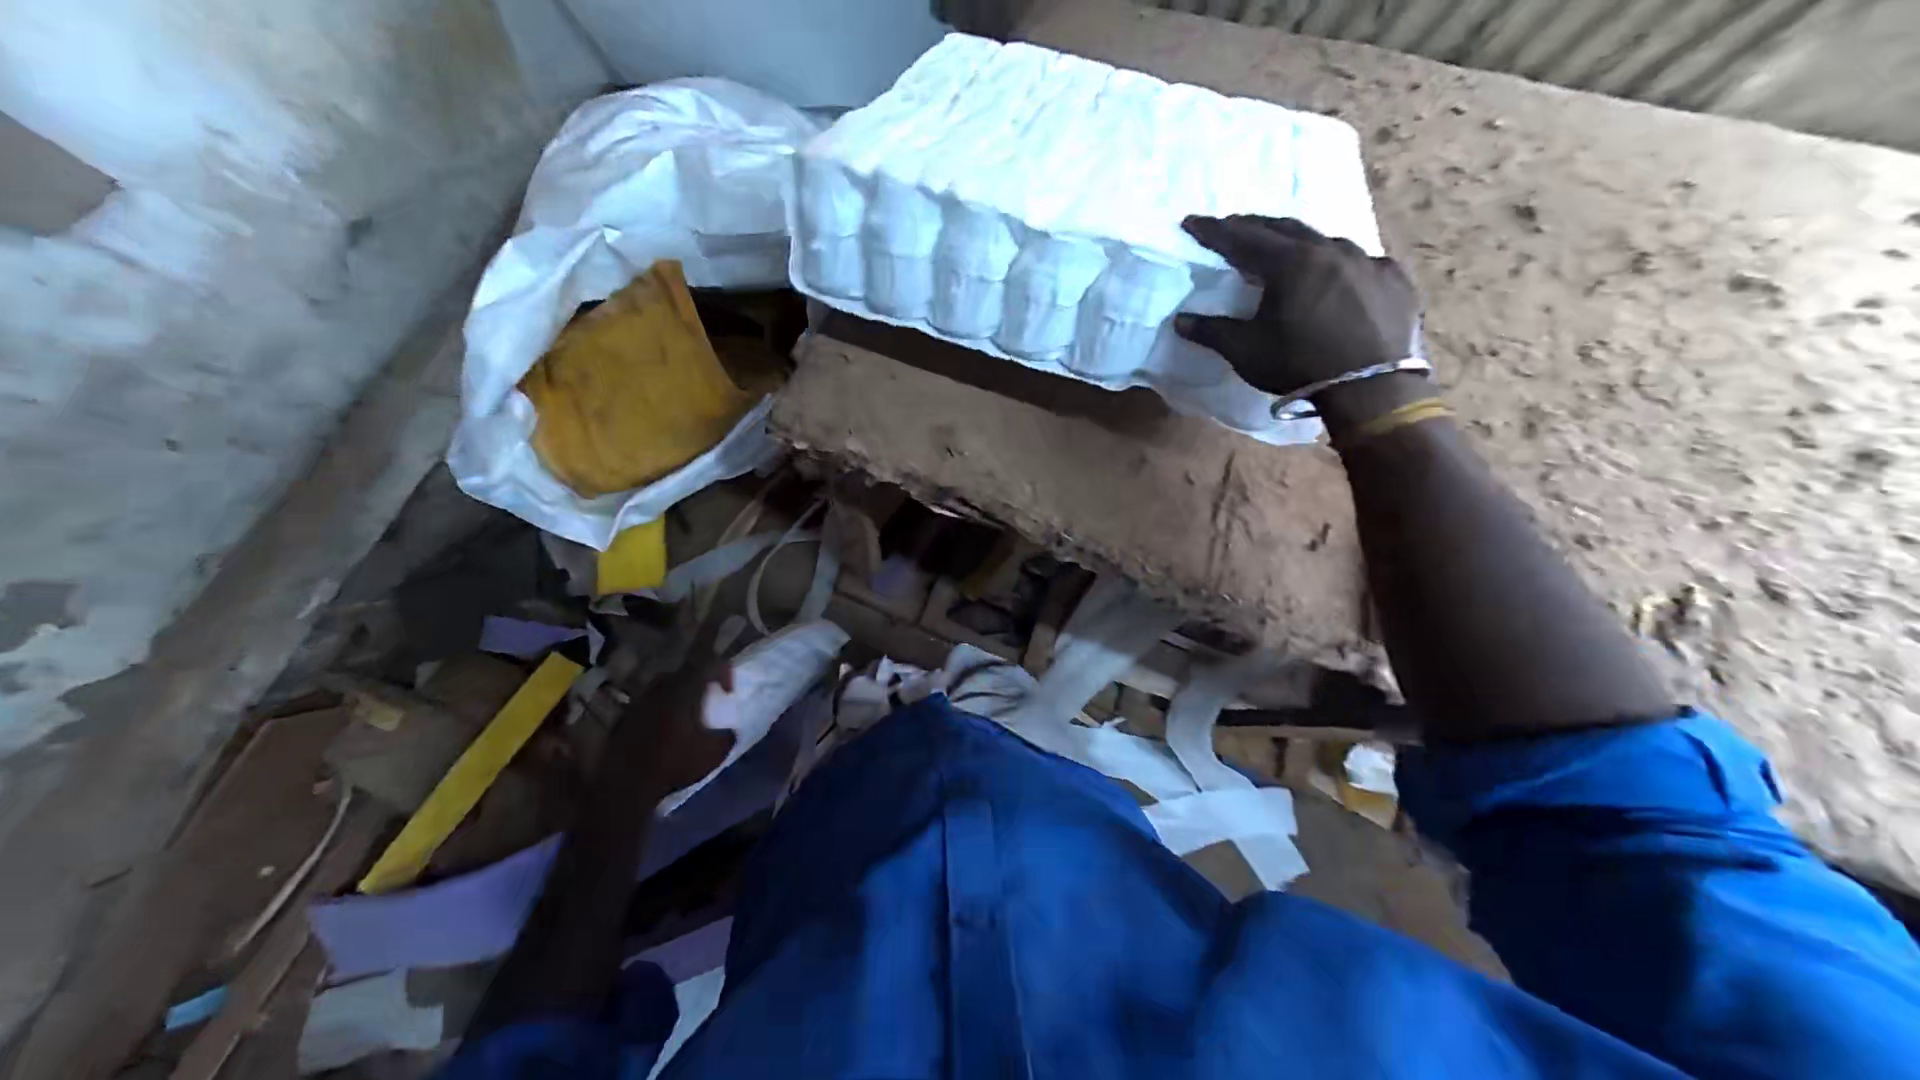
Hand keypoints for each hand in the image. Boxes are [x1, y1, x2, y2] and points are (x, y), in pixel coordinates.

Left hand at [605, 660, 736, 802]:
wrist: (627, 785)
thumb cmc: (675, 763)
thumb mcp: (715, 753)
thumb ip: (727, 736)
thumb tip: (729, 731)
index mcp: (686, 689)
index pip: (709, 665)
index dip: (723, 673)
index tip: (727, 692)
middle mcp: (661, 689)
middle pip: (684, 674)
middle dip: (699, 684)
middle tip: (707, 701)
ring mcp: (639, 703)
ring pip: (663, 688)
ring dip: (677, 697)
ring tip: (685, 716)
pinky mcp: (623, 720)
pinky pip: (647, 706)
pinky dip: (658, 712)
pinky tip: (663, 731)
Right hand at [1175, 215, 1425, 429]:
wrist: (1372, 388)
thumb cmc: (1300, 365)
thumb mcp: (1246, 351)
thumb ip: (1212, 331)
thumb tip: (1180, 320)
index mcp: (1290, 262)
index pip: (1242, 237)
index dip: (1214, 230)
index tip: (1192, 222)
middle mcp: (1330, 249)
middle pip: (1284, 228)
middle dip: (1253, 226)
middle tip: (1232, 227)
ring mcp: (1367, 260)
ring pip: (1324, 241)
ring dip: (1297, 242)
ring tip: (1283, 250)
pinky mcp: (1393, 278)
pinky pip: (1359, 262)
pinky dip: (1337, 265)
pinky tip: (1334, 278)